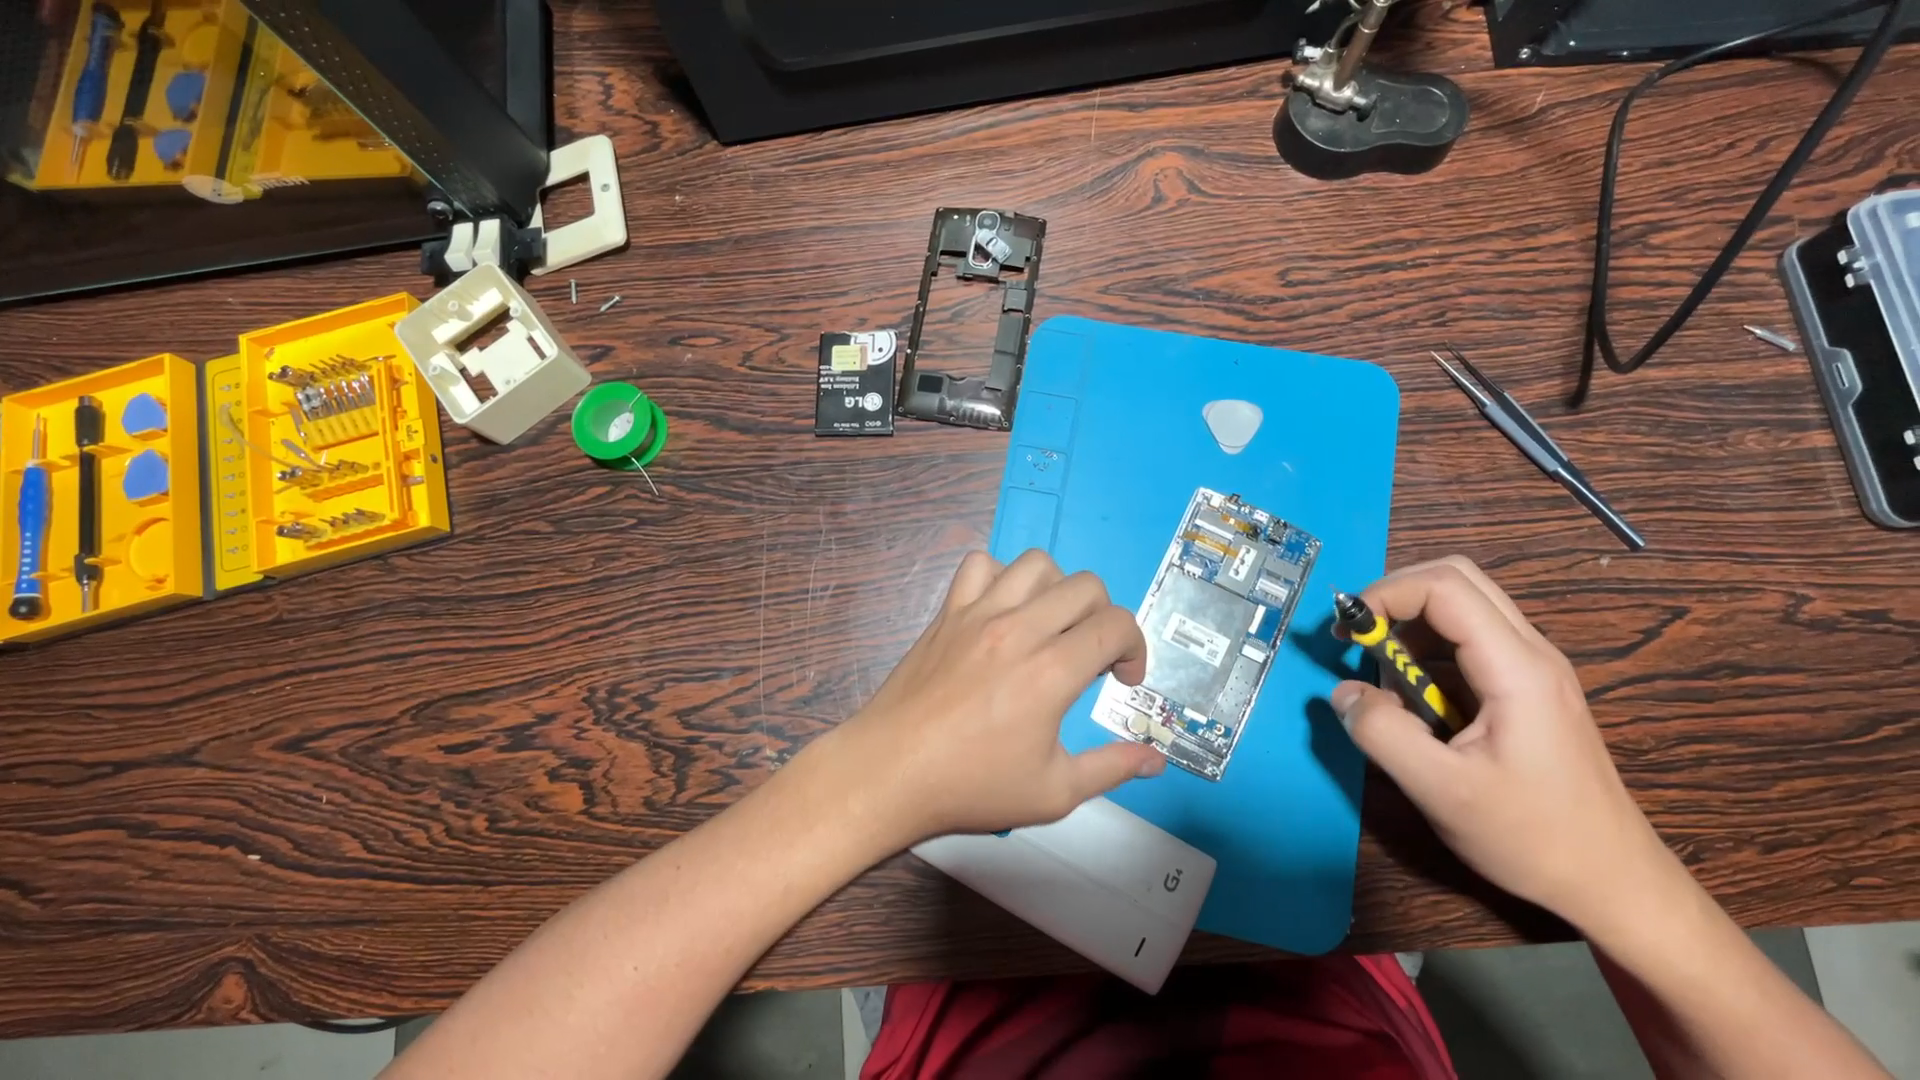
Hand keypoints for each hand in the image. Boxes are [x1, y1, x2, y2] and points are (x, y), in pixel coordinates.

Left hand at [820, 550, 1165, 846]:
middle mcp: (1018, 630)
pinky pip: (978, 565)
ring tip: (1050, 626)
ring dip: (1058, 589)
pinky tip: (1002, 612)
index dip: (1134, 648)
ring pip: (1035, 565)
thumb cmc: (970, 786)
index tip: (1121, 679)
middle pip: (1086, 586)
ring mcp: (978, 615)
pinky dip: (1000, 577)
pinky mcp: (947, 614)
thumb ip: (1110, 769)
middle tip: (1091, 656)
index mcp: (1051, 672)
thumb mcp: (1052, 792)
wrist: (890, 772)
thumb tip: (1154, 760)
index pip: (1115, 626)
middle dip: (1105, 616)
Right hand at [1332, 556, 1676, 929]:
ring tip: (1382, 680)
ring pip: (1462, 607)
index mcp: (1516, 668)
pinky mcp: (1526, 690)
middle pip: (1456, 579)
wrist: (1612, 881)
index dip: (1384, 594)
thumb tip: (1342, 692)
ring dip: (1409, 626)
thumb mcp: (1441, 791)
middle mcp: (1530, 653)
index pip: (1444, 586)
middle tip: (1357, 640)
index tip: (1345, 635)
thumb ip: (1382, 734)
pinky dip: (1426, 653)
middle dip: (1394, 597)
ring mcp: (1532, 670)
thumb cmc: (1531, 836)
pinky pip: (1469, 642)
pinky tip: (1413, 703)